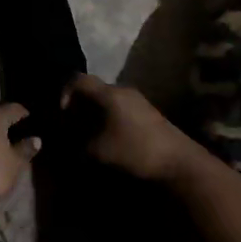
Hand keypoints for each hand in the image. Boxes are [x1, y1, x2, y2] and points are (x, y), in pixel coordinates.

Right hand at [65, 74, 197, 182]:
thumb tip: (69, 143)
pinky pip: (119, 108)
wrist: (178, 161)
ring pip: (107, 100)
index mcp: (109, 93)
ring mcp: (138, 101)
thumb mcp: (99, 152)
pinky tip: (108, 139)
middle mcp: (123, 90)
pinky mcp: (147, 113)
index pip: (78, 79)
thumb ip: (78, 145)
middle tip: (71, 127)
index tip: (61, 114)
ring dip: (94, 114)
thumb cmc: (135, 151)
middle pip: (93, 89)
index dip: (64, 92)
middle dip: (78, 106)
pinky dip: (108, 119)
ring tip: (88, 136)